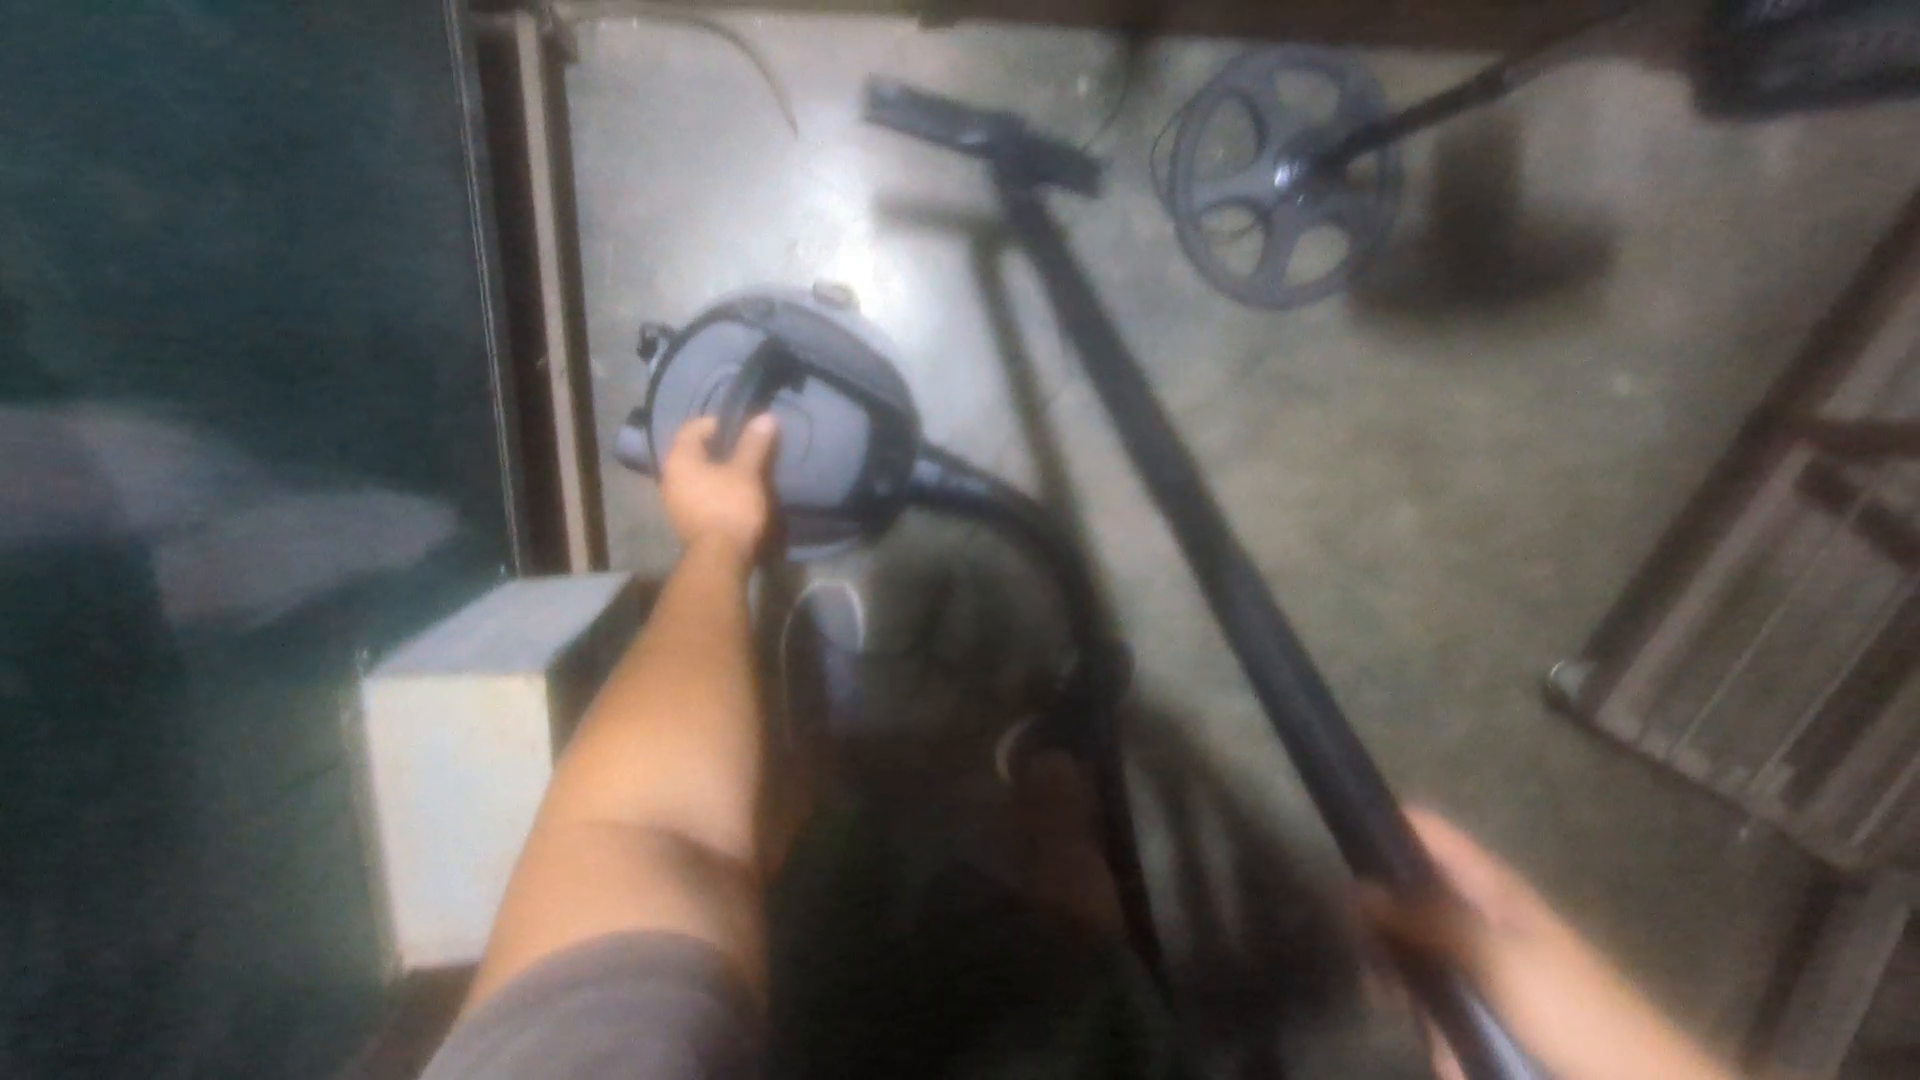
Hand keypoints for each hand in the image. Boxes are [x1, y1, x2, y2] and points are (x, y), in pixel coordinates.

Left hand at [659, 414, 778, 562]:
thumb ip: (754, 443)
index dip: (718, 423)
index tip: (742, 429)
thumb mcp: (747, 472)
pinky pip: (699, 493)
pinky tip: (734, 495)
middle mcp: (670, 477)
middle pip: (694, 451)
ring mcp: (674, 501)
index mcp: (679, 459)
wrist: (721, 557)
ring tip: (744, 473)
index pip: (693, 427)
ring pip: (697, 474)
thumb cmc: (730, 507)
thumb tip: (765, 417)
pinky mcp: (685, 520)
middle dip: (720, 448)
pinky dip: (715, 488)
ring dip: (718, 470)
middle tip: (747, 449)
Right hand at [1363, 810, 1733, 1079]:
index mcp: (1489, 886)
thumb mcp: (1496, 959)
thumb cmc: (1574, 1012)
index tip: (1339, 846)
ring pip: (1415, 947)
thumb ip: (1426, 920)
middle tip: (1357, 945)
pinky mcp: (1486, 1007)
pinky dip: (1423, 1011)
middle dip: (1378, 916)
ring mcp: (1483, 962)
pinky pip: (1436, 995)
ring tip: (1387, 999)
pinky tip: (1422, 1032)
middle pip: (1408, 890)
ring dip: (1396, 971)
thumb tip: (1359, 887)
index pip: (1425, 833)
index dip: (1382, 827)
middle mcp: (1480, 913)